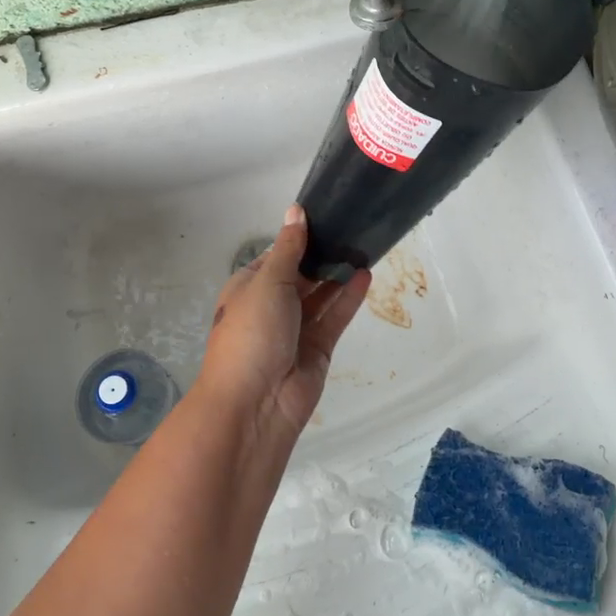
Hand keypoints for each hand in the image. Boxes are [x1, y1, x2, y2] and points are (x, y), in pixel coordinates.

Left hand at [198, 205, 371, 436]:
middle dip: (322, 254)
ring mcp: (295, 329)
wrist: (254, 405)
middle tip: (354, 225)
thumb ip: (289, 248)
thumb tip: (296, 211)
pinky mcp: (318, 348)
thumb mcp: (267, 282)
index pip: (277, 255)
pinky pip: (335, 317)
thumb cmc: (251, 334)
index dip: (299, 237)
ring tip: (365, 245)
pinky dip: (349, 297)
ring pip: (321, 295)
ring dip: (338, 273)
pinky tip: (366, 275)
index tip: (327, 213)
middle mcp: (271, 306)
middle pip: (301, 274)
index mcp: (249, 287)